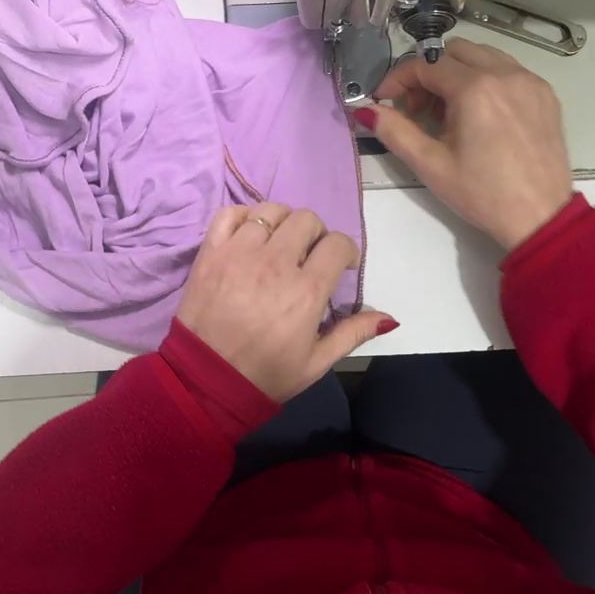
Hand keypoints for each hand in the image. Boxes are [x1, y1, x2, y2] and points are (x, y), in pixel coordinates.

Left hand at [174, 204, 394, 401]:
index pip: (337, 244)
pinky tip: (250, 235)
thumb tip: (390, 318)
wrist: (204, 381)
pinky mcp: (211, 252)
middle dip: (316, 234)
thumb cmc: (266, 375)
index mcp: (307, 290)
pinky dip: (244, 217)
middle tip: (310, 256)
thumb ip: (353, 334)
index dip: (345, 251)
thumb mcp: (316, 363)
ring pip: (271, 212)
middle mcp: (276, 262)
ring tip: (279, 244)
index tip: (341, 266)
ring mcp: (240, 253)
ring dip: (283, 223)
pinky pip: (230, 214)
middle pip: (306, 220)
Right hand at [357, 39, 572, 249]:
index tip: (384, 99)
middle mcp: (505, 73)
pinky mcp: (545, 94)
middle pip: (454, 52)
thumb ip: (395, 132)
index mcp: (475, 89)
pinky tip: (480, 116)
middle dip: (428, 74)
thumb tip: (368, 111)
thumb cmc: (483, 195)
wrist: (539, 216)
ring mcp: (530, 81)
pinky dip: (487, 81)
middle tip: (417, 109)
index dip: (398, 78)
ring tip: (449, 113)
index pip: (426, 64)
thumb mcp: (431, 166)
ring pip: (484, 56)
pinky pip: (508, 71)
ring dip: (457, 74)